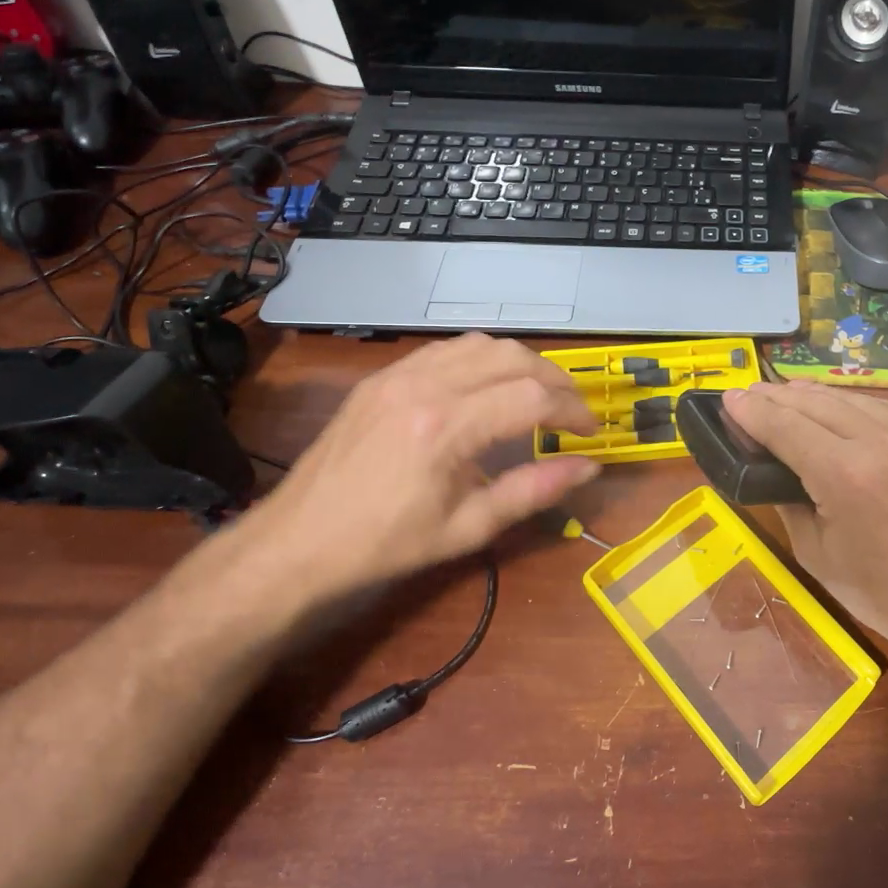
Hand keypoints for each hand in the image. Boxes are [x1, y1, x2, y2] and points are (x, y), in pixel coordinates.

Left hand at [225, 335, 600, 599]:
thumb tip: (588, 468)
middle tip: (572, 412)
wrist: (297, 542)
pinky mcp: (382, 377)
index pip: (532, 398)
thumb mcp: (468, 528)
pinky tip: (490, 387)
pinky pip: (447, 349)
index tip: (590, 433)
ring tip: (538, 395)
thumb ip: (533, 491)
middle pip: (513, 358)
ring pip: (482, 343)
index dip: (573, 411)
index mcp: (445, 429)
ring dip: (521, 363)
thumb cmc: (386, 544)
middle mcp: (424, 387)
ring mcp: (398, 375)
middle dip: (555, 380)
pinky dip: (483, 359)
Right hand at [723, 380, 887, 648]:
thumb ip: (788, 497)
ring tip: (793, 395)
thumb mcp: (813, 551)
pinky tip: (845, 411)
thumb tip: (769, 461)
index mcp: (845, 475)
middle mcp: (884, 443)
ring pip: (858, 399)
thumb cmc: (877, 590)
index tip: (730, 397)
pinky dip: (862, 408)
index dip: (753, 410)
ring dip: (820, 396)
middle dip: (780, 396)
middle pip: (819, 403)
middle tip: (754, 393)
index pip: (787, 426)